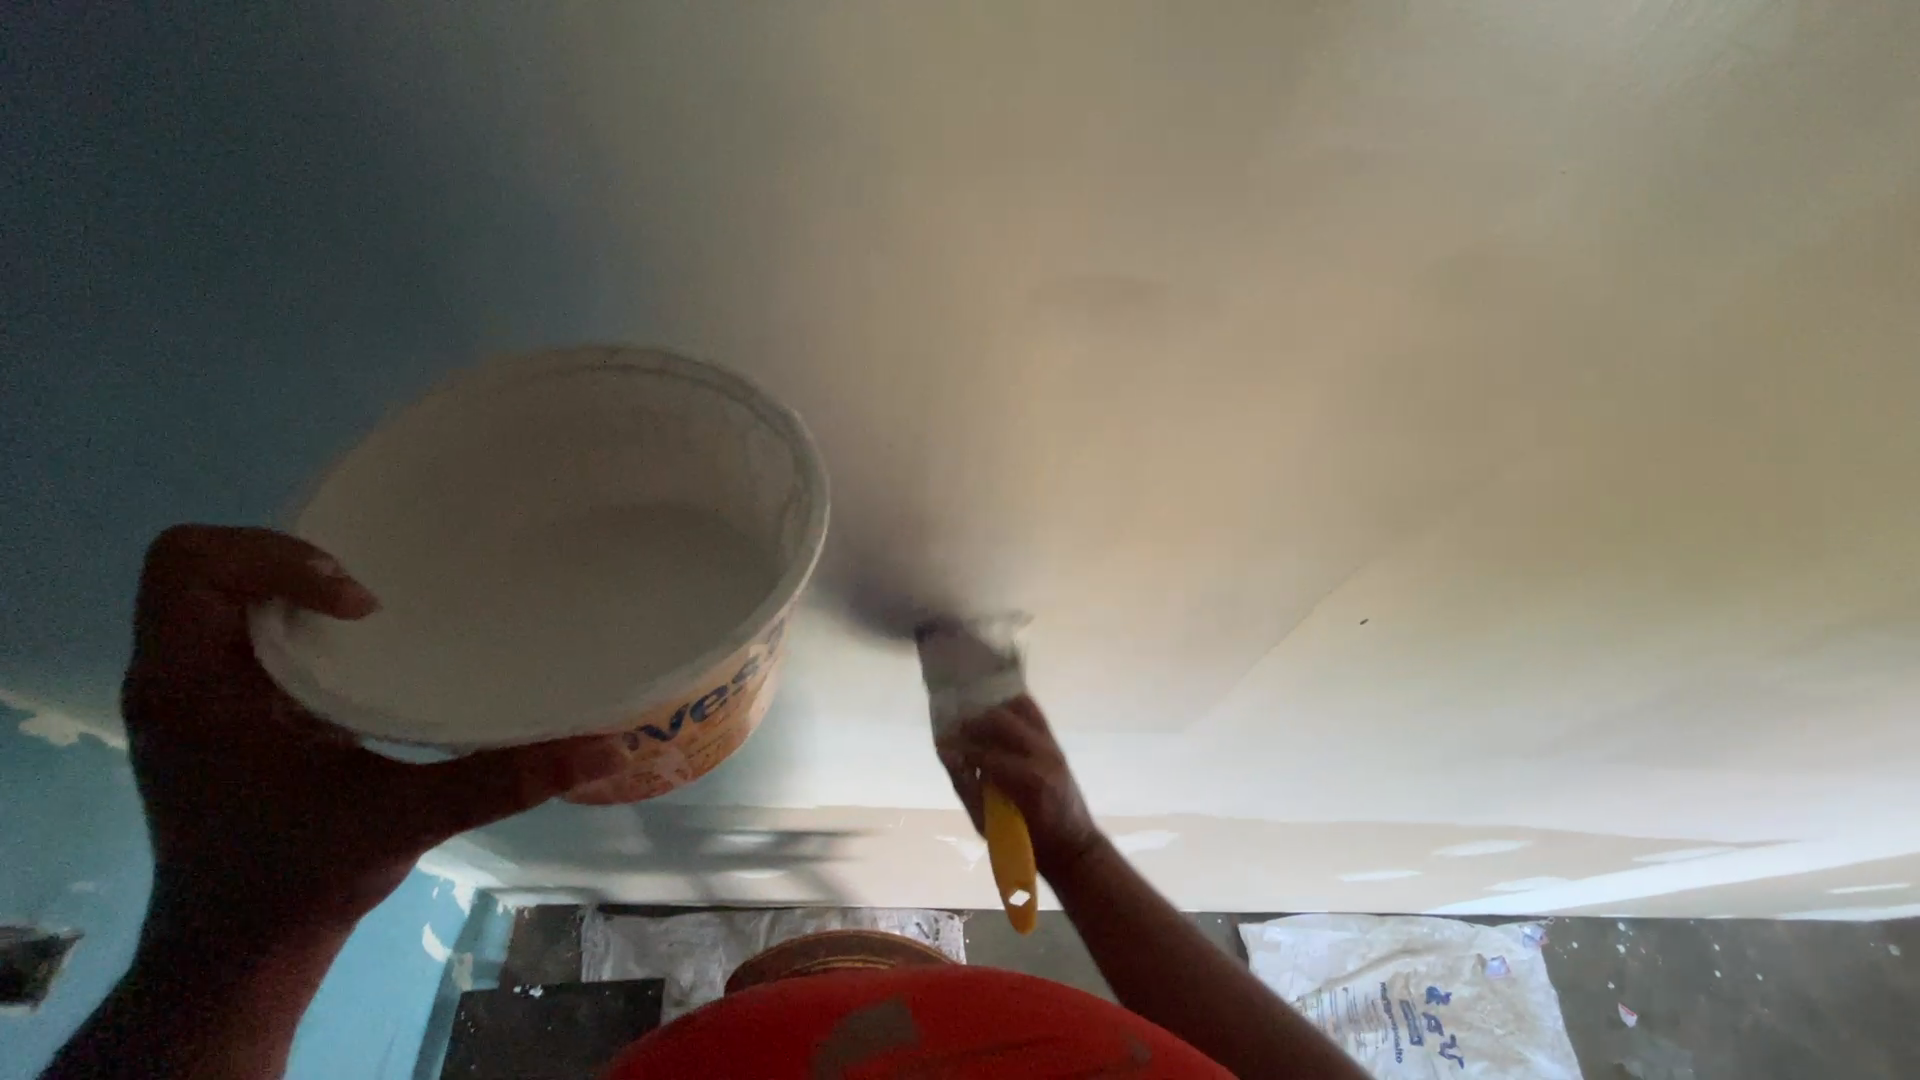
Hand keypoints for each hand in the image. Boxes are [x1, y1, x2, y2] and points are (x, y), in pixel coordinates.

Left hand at [123, 525, 629, 934]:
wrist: (242, 947)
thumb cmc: (301, 879)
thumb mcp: (409, 821)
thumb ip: (507, 780)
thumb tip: (608, 747)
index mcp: (197, 690)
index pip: (193, 566)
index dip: (280, 560)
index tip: (365, 604)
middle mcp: (183, 677)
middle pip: (206, 564)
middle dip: (299, 558)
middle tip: (388, 590)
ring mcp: (201, 693)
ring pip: (226, 594)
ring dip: (301, 585)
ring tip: (390, 606)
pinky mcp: (229, 709)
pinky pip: (251, 629)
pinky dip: (305, 619)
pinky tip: (374, 648)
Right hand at [935, 696, 1104, 878]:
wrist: (1072, 844)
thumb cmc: (1027, 842)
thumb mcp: (989, 823)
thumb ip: (965, 785)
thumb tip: (946, 753)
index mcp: (1028, 779)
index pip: (984, 751)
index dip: (960, 746)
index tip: (943, 744)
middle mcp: (1042, 754)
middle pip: (1000, 720)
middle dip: (974, 723)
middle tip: (956, 732)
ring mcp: (1052, 744)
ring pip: (1018, 706)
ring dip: (994, 711)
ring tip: (977, 725)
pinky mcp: (1055, 741)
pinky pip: (1031, 712)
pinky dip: (1011, 710)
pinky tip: (996, 722)